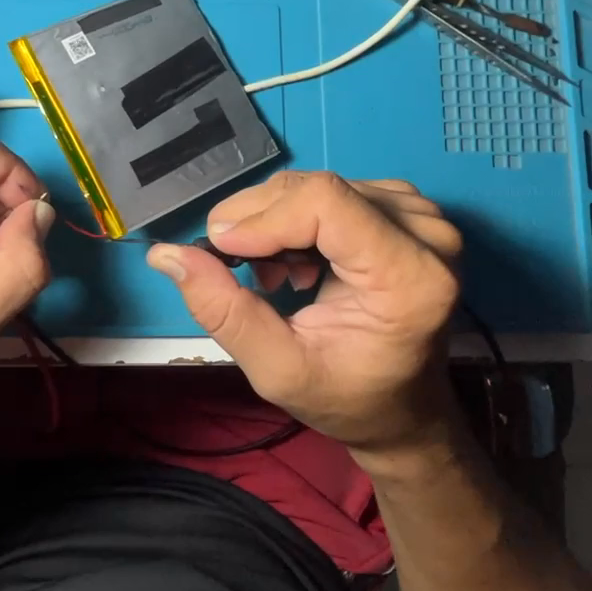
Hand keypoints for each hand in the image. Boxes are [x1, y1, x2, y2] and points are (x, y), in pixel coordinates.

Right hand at [146, 171, 462, 458]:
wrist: (402, 405)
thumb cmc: (346, 397)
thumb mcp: (276, 370)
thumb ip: (222, 311)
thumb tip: (165, 254)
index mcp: (411, 279)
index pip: (325, 203)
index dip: (261, 217)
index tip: (219, 249)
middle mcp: (427, 234)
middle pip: (314, 188)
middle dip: (256, 221)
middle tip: (237, 270)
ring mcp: (419, 214)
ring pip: (313, 185)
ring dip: (272, 222)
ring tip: (272, 274)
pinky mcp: (404, 207)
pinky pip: (327, 190)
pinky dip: (293, 218)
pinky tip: (295, 257)